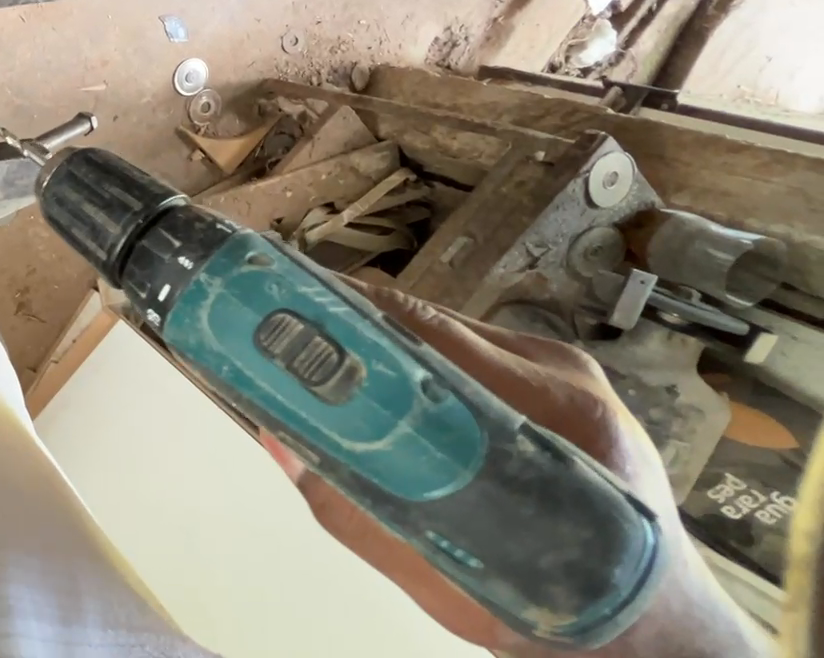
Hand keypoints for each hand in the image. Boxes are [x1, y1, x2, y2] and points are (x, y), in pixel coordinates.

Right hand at [259, 279, 771, 657]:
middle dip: (354, 319)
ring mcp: (568, 369)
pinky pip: (473, 346)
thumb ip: (354, 510)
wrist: (654, 627)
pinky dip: (420, 352)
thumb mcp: (438, 577)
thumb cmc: (546, 605)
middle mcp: (562, 373)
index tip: (287, 306)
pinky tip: (385, 373)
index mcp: (548, 412)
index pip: (425, 330)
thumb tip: (276, 437)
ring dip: (385, 335)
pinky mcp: (566, 375)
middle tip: (290, 327)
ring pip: (449, 328)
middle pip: (430, 320)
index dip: (350, 311)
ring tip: (325, 346)